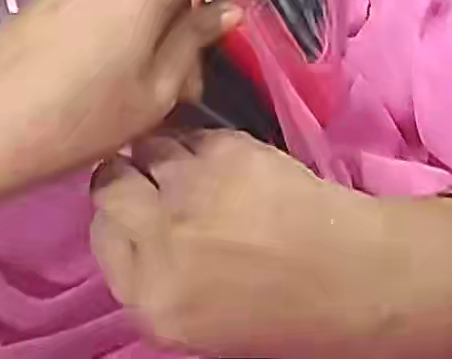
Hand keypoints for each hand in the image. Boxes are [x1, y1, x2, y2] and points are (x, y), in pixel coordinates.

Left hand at [0, 0, 241, 186]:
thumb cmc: (81, 113)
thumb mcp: (157, 89)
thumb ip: (197, 38)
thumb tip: (227, 9)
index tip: (221, 32)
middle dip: (186, 20)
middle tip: (180, 84)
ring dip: (152, 25)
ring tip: (139, 83)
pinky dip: (121, 21)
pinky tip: (103, 69)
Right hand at [90, 132, 451, 358]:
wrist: (351, 279)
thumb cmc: (274, 311)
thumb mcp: (191, 316)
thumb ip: (150, 268)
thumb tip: (125, 213)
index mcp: (150, 296)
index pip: (100, 231)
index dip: (117, 211)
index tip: (135, 204)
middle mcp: (161, 238)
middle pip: (112, 179)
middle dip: (129, 173)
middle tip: (154, 177)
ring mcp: (194, 187)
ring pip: (152, 146)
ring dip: (166, 154)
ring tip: (195, 169)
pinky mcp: (226, 149)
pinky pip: (194, 134)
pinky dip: (203, 145)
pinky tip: (229, 163)